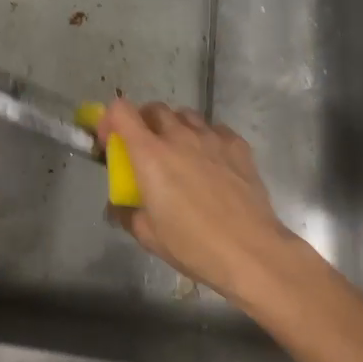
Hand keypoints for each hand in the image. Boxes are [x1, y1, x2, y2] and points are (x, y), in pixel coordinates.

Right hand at [98, 99, 296, 299]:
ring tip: (180, 154)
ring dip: (175, 128)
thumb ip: (128, 213)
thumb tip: (120, 206)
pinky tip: (212, 163)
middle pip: (154, 109)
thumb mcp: (149, 236)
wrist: (252, 252)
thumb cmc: (195, 246)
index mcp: (150, 154)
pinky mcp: (237, 145)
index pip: (121, 111)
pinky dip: (206, 138)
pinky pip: (215, 130)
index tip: (110, 140)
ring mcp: (211, 137)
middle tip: (145, 150)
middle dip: (144, 123)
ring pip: (185, 115)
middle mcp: (179, 135)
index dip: (110, 120)